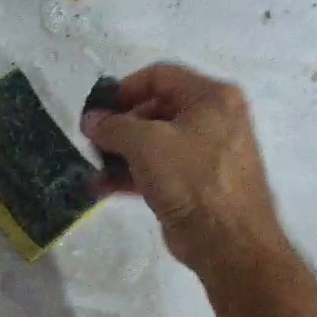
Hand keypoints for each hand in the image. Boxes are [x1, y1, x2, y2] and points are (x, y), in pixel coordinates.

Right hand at [81, 63, 290, 275]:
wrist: (226, 239)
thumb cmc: (192, 180)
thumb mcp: (146, 145)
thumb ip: (113, 127)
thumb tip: (90, 120)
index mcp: (211, 97)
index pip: (159, 76)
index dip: (123, 90)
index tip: (96, 113)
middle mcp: (211, 118)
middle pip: (153, 109)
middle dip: (118, 126)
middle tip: (92, 143)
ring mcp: (202, 152)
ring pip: (151, 142)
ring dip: (118, 153)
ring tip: (92, 168)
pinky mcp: (191, 182)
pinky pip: (155, 168)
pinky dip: (129, 174)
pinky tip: (101, 187)